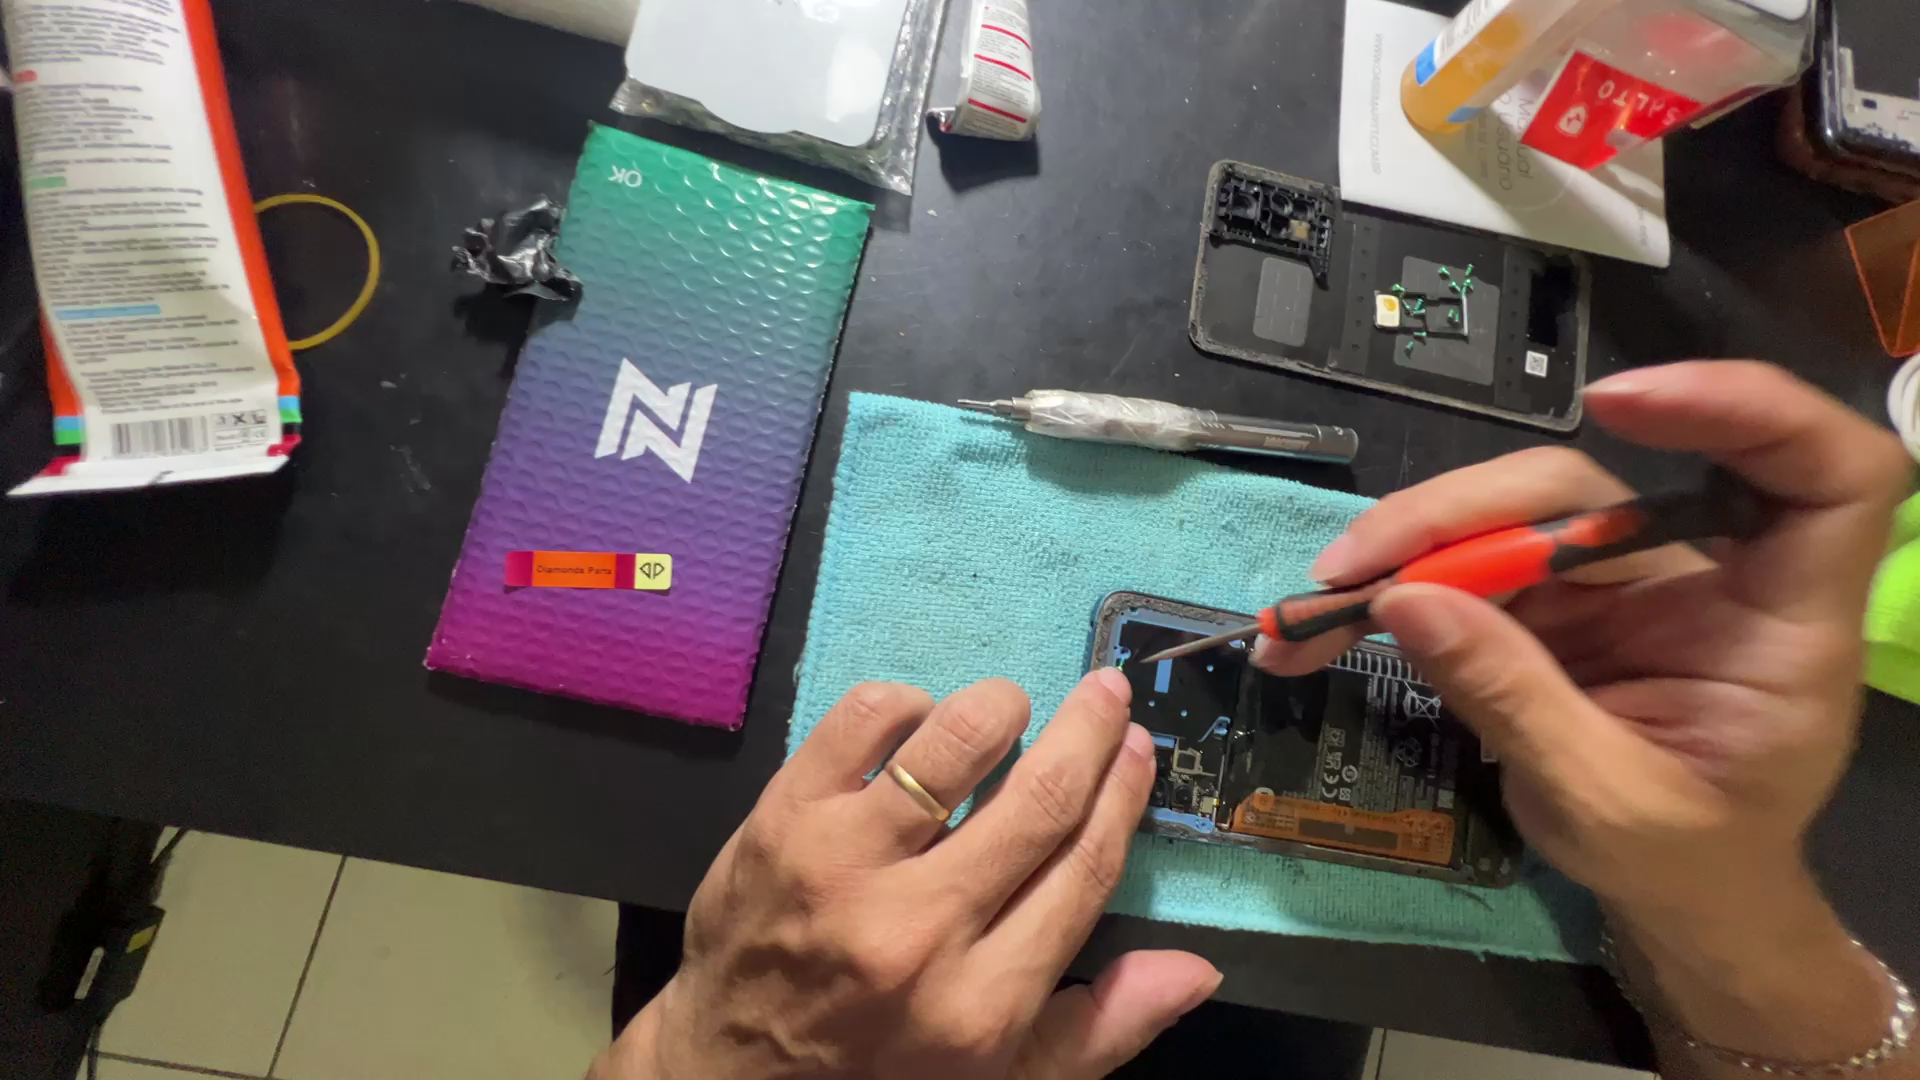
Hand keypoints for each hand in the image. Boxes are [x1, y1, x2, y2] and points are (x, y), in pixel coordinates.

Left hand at [592, 672, 1220, 1079]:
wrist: (727, 1071)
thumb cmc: (879, 1070)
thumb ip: (1102, 1029)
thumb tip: (1199, 969)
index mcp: (984, 1002)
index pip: (1082, 869)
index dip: (1121, 792)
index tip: (1135, 741)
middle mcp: (920, 929)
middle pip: (1035, 799)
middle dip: (1086, 728)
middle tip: (1105, 686)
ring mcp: (844, 865)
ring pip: (949, 745)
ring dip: (996, 706)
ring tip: (1009, 703)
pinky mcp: (784, 817)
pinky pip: (860, 720)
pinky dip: (903, 701)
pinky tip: (915, 719)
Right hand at [1256, 361, 1910, 1064]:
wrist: (1658, 884)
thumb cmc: (1681, 854)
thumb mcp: (1603, 796)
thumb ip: (1511, 696)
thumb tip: (1401, 600)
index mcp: (1764, 619)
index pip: (1815, 477)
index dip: (1738, 412)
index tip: (1617, 401)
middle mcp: (1675, 577)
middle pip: (1565, 492)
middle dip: (1445, 519)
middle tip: (1345, 573)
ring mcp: (1590, 585)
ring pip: (1481, 524)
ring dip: (1383, 560)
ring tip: (1300, 617)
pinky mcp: (1523, 604)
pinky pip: (1435, 575)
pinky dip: (1366, 603)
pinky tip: (1306, 636)